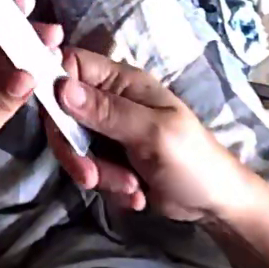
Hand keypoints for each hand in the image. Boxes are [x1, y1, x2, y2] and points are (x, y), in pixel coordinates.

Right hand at [44, 48, 265, 222]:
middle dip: (75, 149)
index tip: (54, 116)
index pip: (72, 64)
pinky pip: (87, 167)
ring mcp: (107, 130)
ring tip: (131, 188)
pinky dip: (107, 185)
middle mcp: (110, 100)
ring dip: (96, 173)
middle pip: (63, 112)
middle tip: (92, 176)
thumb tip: (61, 87)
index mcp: (122, 81)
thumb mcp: (151, 133)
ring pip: (73, 145)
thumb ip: (106, 110)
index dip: (54, 82)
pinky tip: (136, 194)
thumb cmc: (192, 158)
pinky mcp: (108, 157)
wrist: (214, 203)